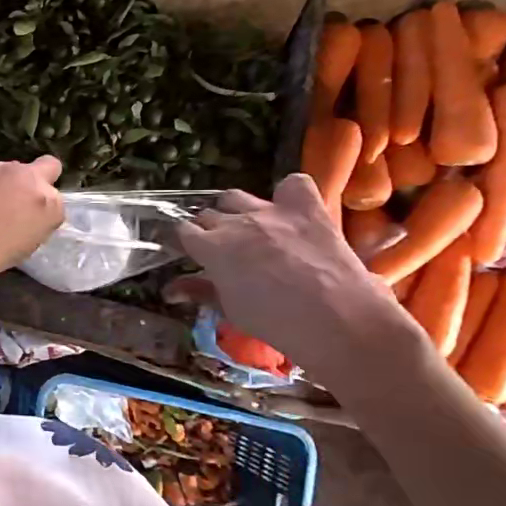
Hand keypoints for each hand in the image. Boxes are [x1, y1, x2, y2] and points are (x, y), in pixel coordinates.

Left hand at [0, 156, 65, 294]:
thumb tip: (28, 216)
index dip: (44, 213)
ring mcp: (2, 167)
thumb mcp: (22, 249)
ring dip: (8, 183)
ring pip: (15, 170)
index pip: (58, 203)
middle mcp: (31, 178)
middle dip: (38, 181)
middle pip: (48, 168)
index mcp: (49, 204)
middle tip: (19, 203)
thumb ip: (33, 225)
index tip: (31, 224)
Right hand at [175, 175, 418, 383]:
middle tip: (222, 249)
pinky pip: (292, 184)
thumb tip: (170, 290)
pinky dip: (288, 193)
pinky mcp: (305, 206)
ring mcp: (270, 210)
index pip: (184, 231)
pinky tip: (290, 209)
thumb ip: (200, 292)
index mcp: (212, 248)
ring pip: (237, 196)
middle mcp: (236, 222)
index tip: (192, 253)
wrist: (335, 317)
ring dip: (237, 210)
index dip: (187, 242)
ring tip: (248, 227)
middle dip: (210, 228)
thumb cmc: (274, 322)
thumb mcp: (230, 310)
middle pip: (210, 214)